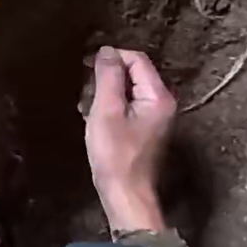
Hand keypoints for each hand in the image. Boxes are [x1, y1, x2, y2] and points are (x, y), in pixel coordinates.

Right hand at [83, 47, 174, 232]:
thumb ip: (108, 77)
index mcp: (158, 96)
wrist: (125, 195)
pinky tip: (92, 118)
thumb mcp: (107, 111)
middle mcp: (162, 103)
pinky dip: (108, 106)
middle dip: (105, 76)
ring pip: (126, 89)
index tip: (86, 66)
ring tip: (86, 107)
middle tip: (84, 90)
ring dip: (104, 92)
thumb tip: (106, 50)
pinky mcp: (144, 129)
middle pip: (132, 73)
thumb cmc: (115, 154)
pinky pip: (126, 105)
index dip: (111, 58)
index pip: (136, 59)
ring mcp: (154, 118)